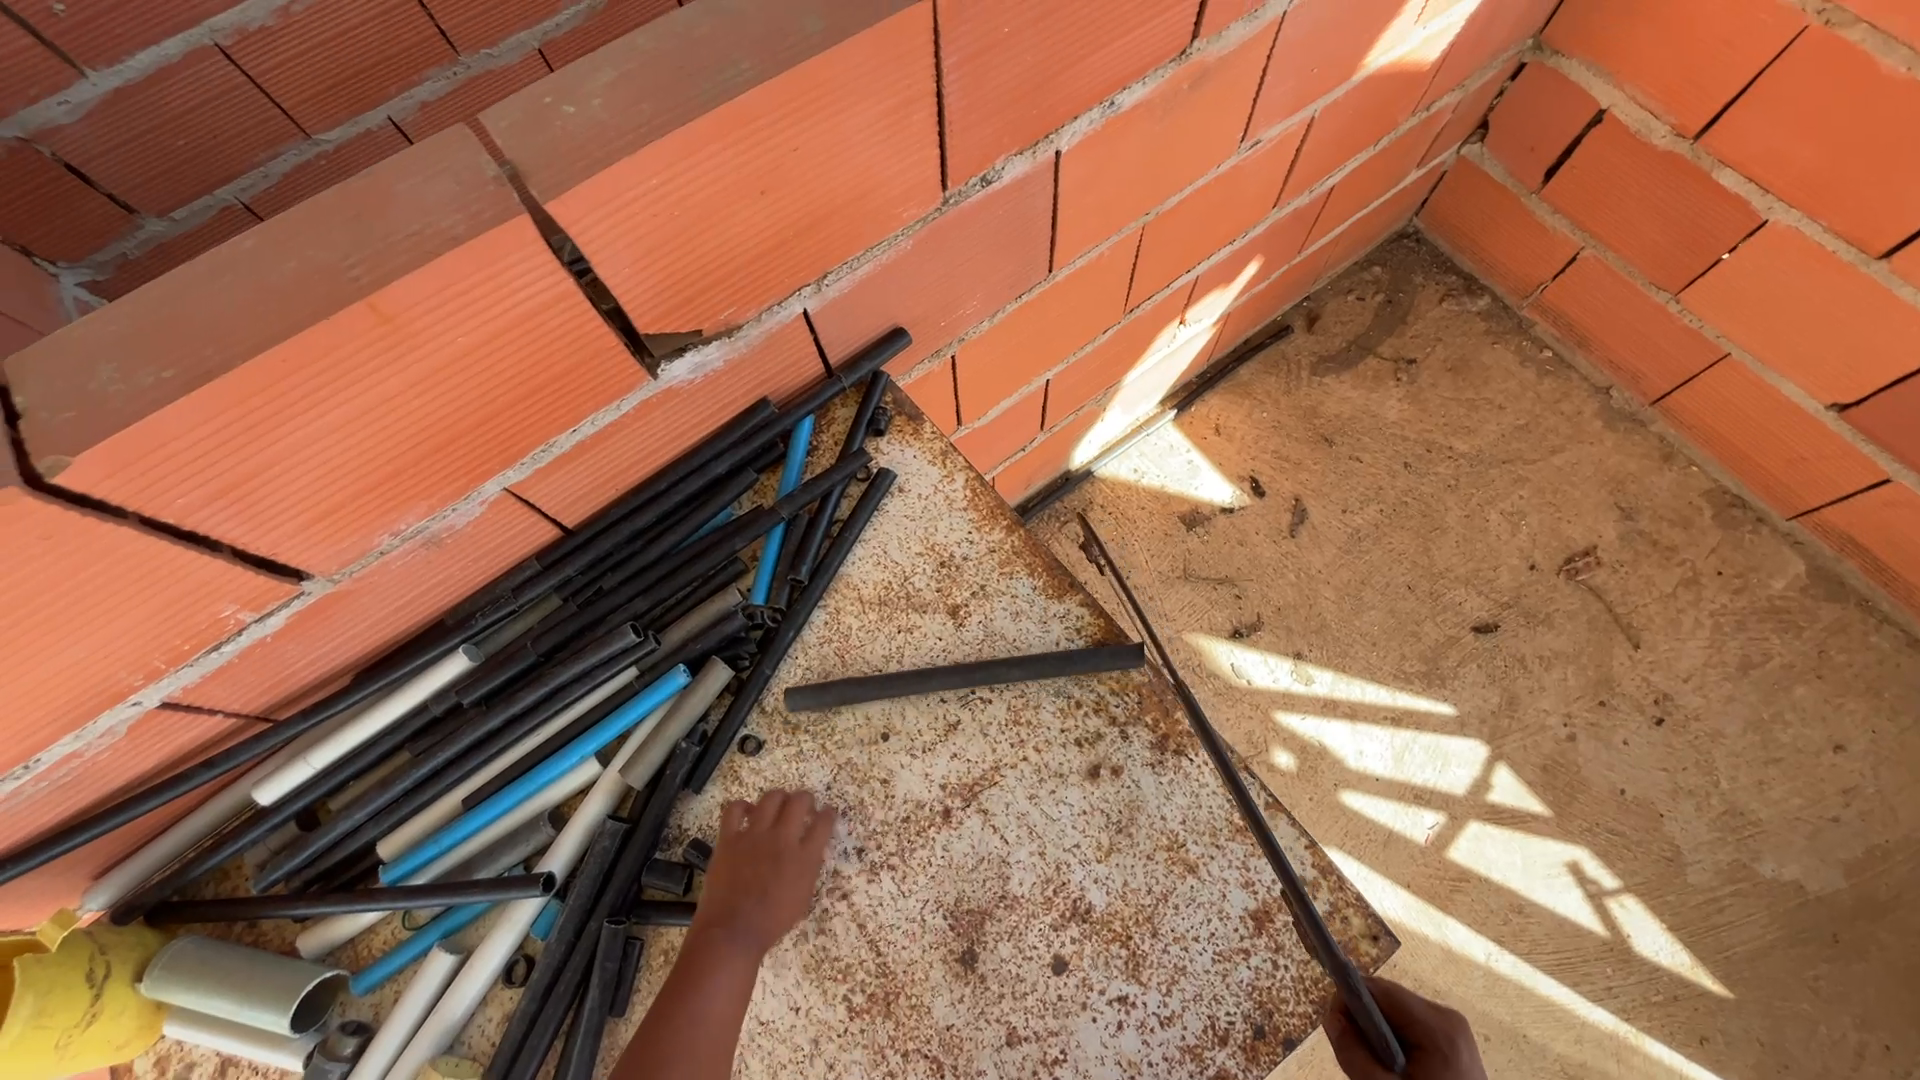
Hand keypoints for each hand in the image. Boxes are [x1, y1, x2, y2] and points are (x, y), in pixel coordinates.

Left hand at [690, 789, 836, 956]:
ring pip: (771, 798)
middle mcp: (782, 839)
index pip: (824, 823)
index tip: (828, 812)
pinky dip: (742, 806)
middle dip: (806, 798)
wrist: (732, 932)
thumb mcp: (803, 898)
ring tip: (779, 803)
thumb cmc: (771, 922)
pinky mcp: (729, 838)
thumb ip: (809, 869)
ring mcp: (754, 836)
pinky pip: (735, 809)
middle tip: (804, 804)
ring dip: (779, 797)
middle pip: (800, 801)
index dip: (829, 813)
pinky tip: (747, 812)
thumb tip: (811, 851)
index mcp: (804, 857)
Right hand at [1326, 976, 1485, 1079]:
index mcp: (1436, 1026)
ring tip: (1383, 1070)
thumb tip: (1331, 1017)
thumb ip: (1352, 1053)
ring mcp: (1453, 1028)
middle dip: (1364, 1023)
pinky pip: (1411, 1025)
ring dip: (1378, 1034)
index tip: (1338, 1031)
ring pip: (1395, 1013)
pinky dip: (1395, 1041)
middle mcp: (1447, 1017)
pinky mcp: (1454, 1040)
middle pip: (1385, 1000)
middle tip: (1362, 1060)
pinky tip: (1399, 1070)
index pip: (1376, 989)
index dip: (1348, 1002)